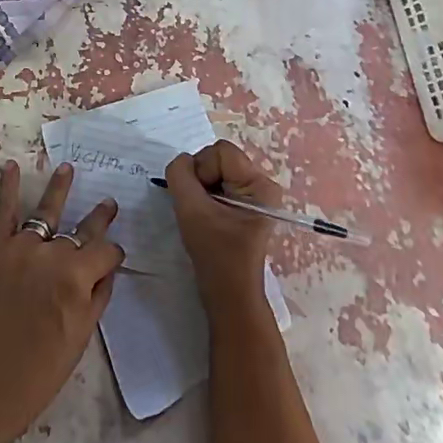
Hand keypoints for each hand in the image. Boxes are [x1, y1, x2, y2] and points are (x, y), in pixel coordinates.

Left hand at [0, 163, 122, 441]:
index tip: (114, 261)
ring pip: (45, 212)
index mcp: (78, 277)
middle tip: (110, 202)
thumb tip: (106, 270)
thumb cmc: (43, 367)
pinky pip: (3, 213)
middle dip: (98, 218)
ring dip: (58, 189)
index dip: (113, 257)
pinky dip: (7, 188)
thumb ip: (96, 298)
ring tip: (68, 168)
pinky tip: (11, 167)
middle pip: (79, 230)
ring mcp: (20, 248)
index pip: (105, 252)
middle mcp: (51, 254)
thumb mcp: (83, 335)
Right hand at [162, 140, 277, 303]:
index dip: (202, 169)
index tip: (201, 198)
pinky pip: (215, 182)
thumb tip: (182, 161)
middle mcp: (261, 184)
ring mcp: (252, 194)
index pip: (220, 151)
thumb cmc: (214, 251)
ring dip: (199, 187)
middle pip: (217, 157)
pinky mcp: (242, 203)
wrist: (228, 290)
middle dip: (200, 177)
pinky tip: (204, 214)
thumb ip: (180, 174)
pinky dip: (202, 194)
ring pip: (213, 169)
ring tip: (201, 212)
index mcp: (260, 184)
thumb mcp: (190, 208)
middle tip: (199, 206)